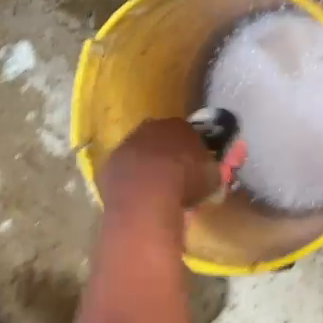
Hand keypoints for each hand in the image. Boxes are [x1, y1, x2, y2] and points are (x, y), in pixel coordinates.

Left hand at [98, 119, 222, 213]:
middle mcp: (151, 127)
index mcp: (179, 125)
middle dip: (166, 154)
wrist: (147, 194)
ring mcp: (128, 144)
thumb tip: (210, 172)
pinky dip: (130, 181)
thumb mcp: (212, 178)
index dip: (191, 149)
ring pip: (140, 153)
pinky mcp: (110, 163)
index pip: (187, 131)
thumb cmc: (186, 182)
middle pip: (160, 139)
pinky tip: (137, 197)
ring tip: (155, 191)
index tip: (195, 166)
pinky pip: (124, 171)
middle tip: (174, 177)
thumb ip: (211, 170)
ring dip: (146, 167)